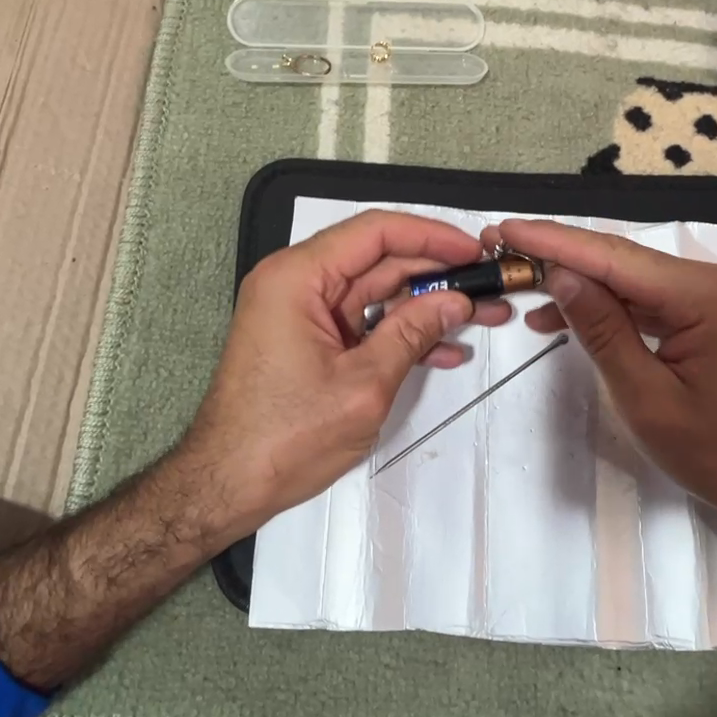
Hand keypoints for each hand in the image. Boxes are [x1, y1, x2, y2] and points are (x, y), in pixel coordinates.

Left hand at [177, 210, 512, 536]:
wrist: (227, 485)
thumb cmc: (282, 438)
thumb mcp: (363, 385)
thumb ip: (412, 333)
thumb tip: (456, 301)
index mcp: (297, 277)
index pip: (375, 232)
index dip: (430, 236)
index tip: (473, 250)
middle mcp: (296, 282)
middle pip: (379, 259)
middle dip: (437, 274)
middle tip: (488, 286)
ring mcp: (303, 311)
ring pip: (377, 290)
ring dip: (426, 305)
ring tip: (482, 317)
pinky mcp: (311, 338)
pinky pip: (364, 321)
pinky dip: (401, 332)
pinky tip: (444, 349)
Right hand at [484, 218, 716, 532]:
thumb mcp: (645, 398)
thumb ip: (601, 330)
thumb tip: (558, 275)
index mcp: (708, 296)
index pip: (615, 258)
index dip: (554, 242)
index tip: (505, 228)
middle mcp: (715, 279)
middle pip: (621, 259)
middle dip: (558, 254)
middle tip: (501, 245)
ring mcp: (714, 291)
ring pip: (629, 275)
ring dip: (576, 279)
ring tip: (520, 280)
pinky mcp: (708, 307)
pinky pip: (645, 295)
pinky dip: (604, 303)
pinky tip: (560, 312)